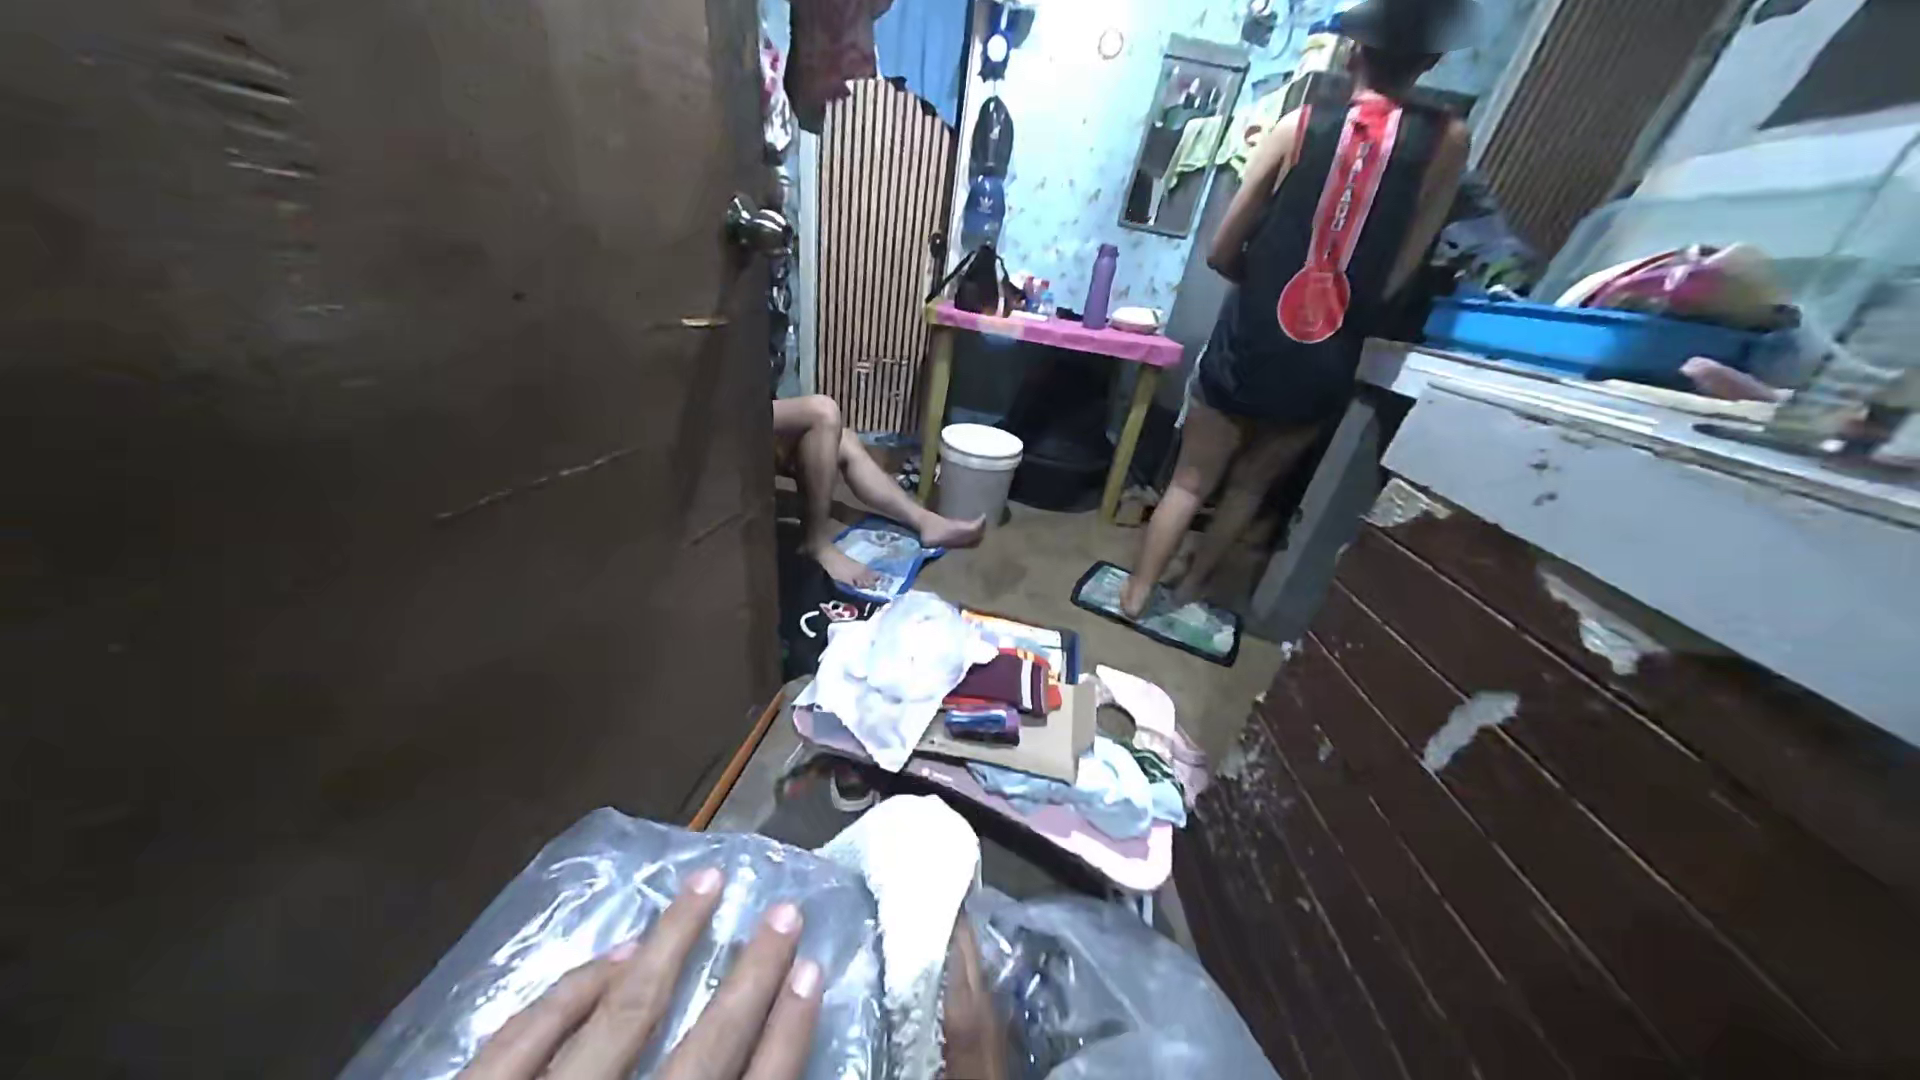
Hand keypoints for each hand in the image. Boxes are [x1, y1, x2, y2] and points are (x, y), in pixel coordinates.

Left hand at [457, 868, 822, 1079]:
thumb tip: (757, 1073)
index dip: (788, 1035)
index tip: (812, 971)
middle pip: (704, 1052)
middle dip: (752, 977)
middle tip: (783, 911)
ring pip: (623, 1016)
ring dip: (671, 945)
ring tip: (704, 889)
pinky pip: (528, 1038)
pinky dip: (577, 989)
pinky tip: (614, 954)